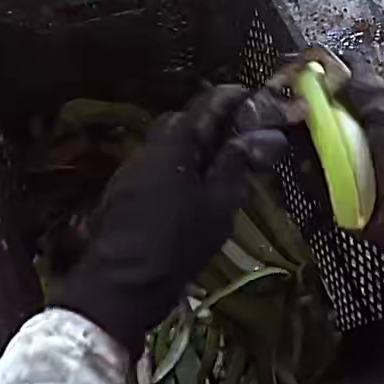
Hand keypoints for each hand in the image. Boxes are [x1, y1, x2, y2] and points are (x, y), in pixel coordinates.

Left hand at [62, 85, 287, 351]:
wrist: (119, 287)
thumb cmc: (177, 241)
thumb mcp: (219, 202)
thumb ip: (237, 163)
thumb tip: (264, 134)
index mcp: (175, 143)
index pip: (207, 103)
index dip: (233, 97)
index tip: (256, 97)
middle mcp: (150, 148)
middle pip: (185, 120)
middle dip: (214, 119)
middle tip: (243, 131)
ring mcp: (133, 169)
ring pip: (170, 144)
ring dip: (197, 144)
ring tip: (223, 160)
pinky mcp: (125, 192)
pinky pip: (159, 165)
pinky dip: (181, 164)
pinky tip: (194, 185)